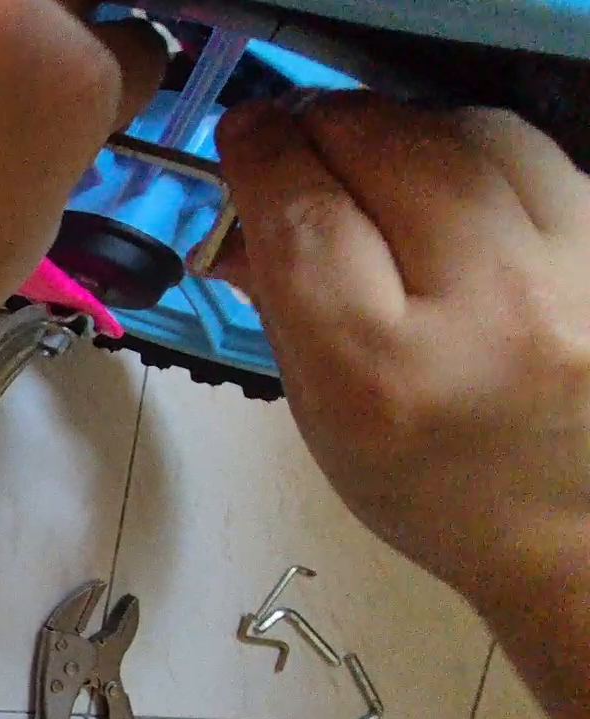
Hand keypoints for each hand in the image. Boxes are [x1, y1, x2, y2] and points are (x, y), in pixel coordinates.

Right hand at [215, 93, 589, 604]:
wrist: (572, 522)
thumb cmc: (414, 483)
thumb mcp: (318, 412)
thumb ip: (284, 311)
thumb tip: (247, 231)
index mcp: (378, 369)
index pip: (308, 227)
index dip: (264, 164)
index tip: (239, 130)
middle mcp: (486, 307)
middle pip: (395, 159)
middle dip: (326, 123)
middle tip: (283, 121)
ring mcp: (580, 268)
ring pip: (478, 137)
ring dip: (395, 121)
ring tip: (351, 138)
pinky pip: (539, 156)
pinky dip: (465, 141)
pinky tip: (428, 160)